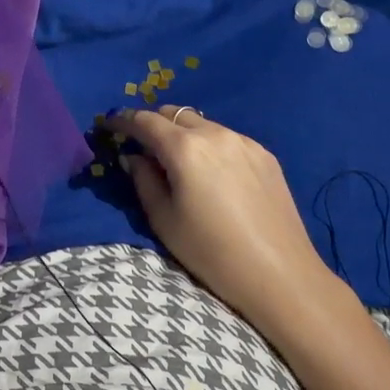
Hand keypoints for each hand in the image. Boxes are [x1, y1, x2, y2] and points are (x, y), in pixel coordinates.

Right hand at [109, 106, 334, 327]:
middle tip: (141, 146)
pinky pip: (227, 138)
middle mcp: (215, 134)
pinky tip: (212, 173)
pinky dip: (210, 145)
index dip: (122, 121)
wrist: (281, 275)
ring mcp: (244, 142)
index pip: (145, 121)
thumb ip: (143, 180)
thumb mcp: (164, 220)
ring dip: (183, 133)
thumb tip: (134, 158)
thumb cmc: (212, 252)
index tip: (108, 126)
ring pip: (202, 124)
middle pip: (174, 113)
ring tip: (178, 161)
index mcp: (185, 148)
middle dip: (153, 123)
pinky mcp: (265, 155)